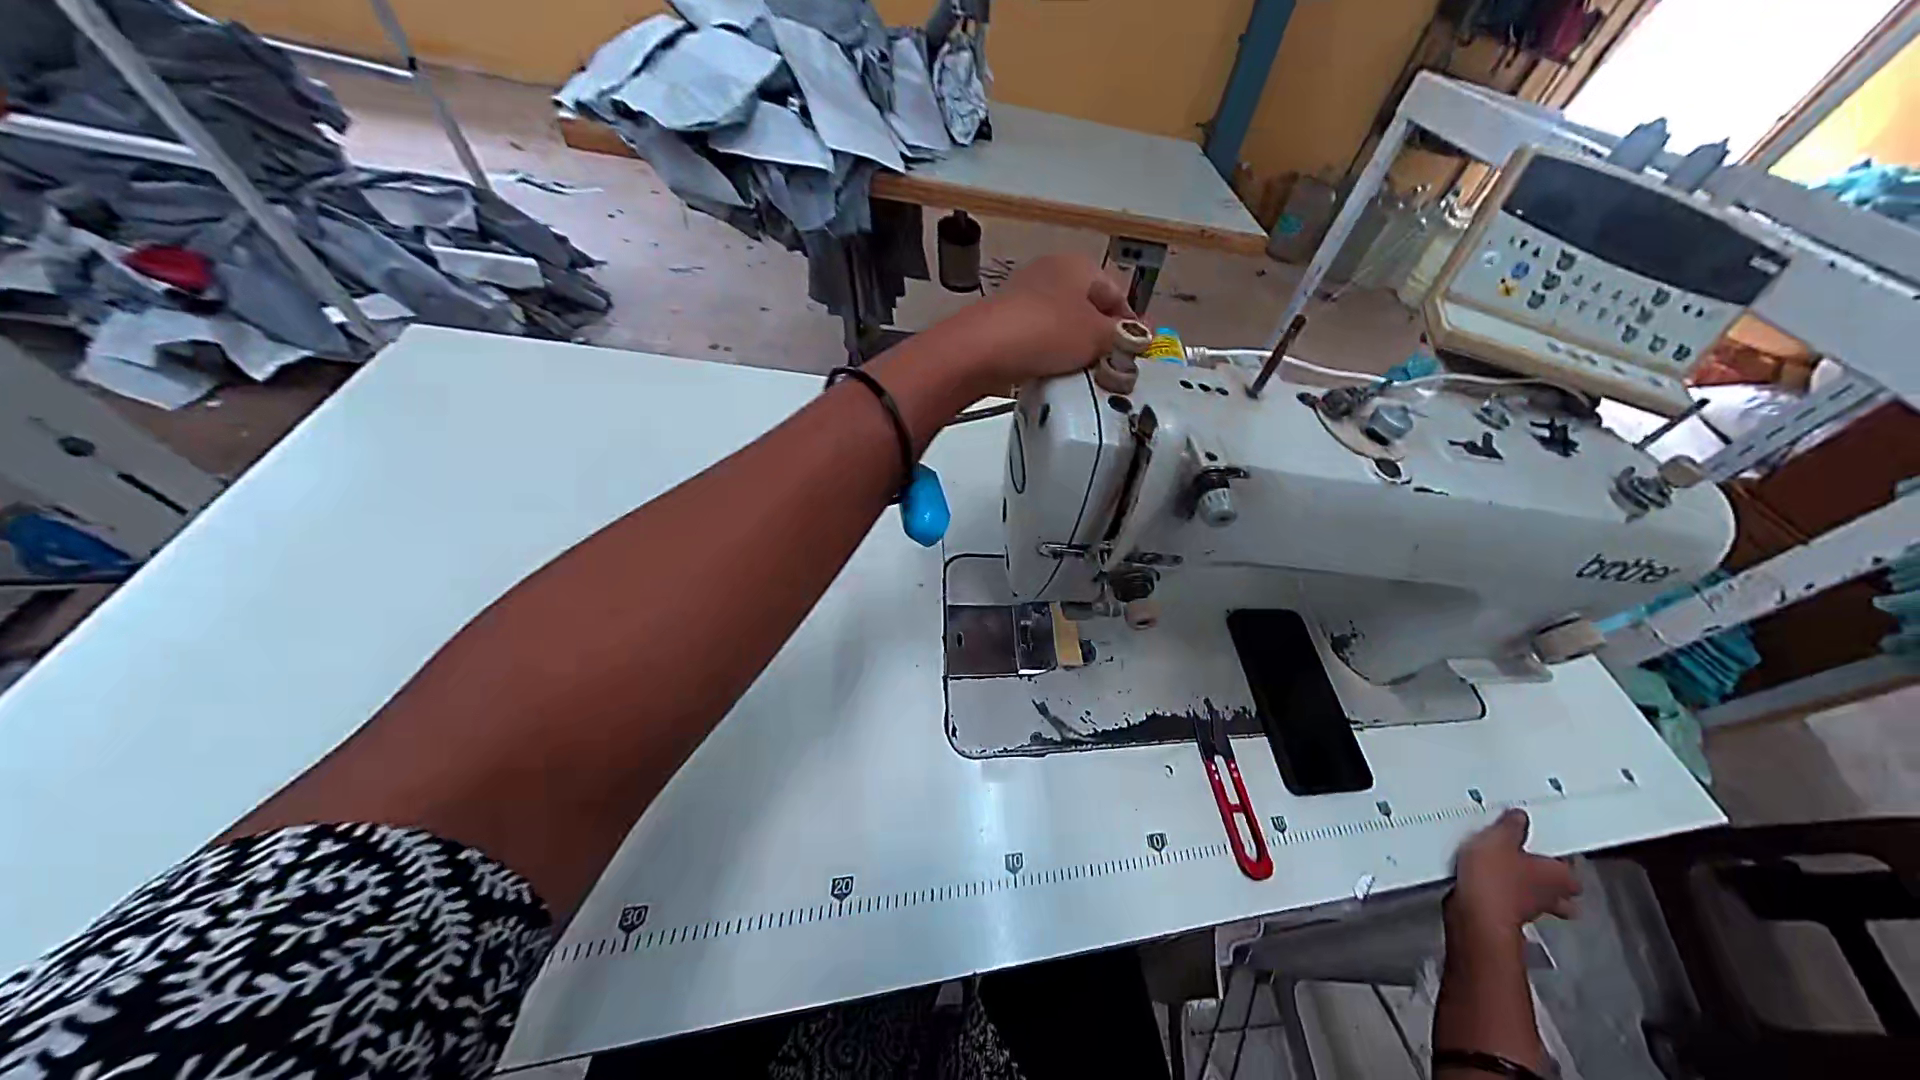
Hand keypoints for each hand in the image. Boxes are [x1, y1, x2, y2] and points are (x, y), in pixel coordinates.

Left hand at [952, 253, 1133, 394]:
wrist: (981, 350)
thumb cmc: (1047, 332)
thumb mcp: (1096, 336)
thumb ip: (1122, 337)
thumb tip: (1136, 337)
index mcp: (1078, 265)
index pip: (1117, 294)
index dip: (1131, 324)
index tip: (1140, 352)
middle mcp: (1050, 273)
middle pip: (1088, 309)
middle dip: (1102, 338)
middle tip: (1114, 367)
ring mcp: (1024, 298)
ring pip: (1063, 326)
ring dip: (1076, 350)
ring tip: (1086, 376)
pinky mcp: (1004, 324)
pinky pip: (1039, 341)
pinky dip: (1051, 356)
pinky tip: (1055, 375)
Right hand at [1448, 809, 1580, 932]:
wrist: (1476, 911)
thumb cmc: (1496, 876)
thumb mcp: (1498, 838)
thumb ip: (1511, 827)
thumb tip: (1520, 817)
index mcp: (1561, 876)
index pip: (1569, 864)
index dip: (1555, 854)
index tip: (1537, 843)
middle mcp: (1554, 897)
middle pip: (1563, 891)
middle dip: (1551, 882)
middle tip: (1529, 864)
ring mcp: (1534, 911)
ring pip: (1541, 901)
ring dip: (1529, 892)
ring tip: (1506, 875)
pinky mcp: (1511, 918)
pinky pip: (1515, 906)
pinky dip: (1505, 898)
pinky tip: (1487, 885)